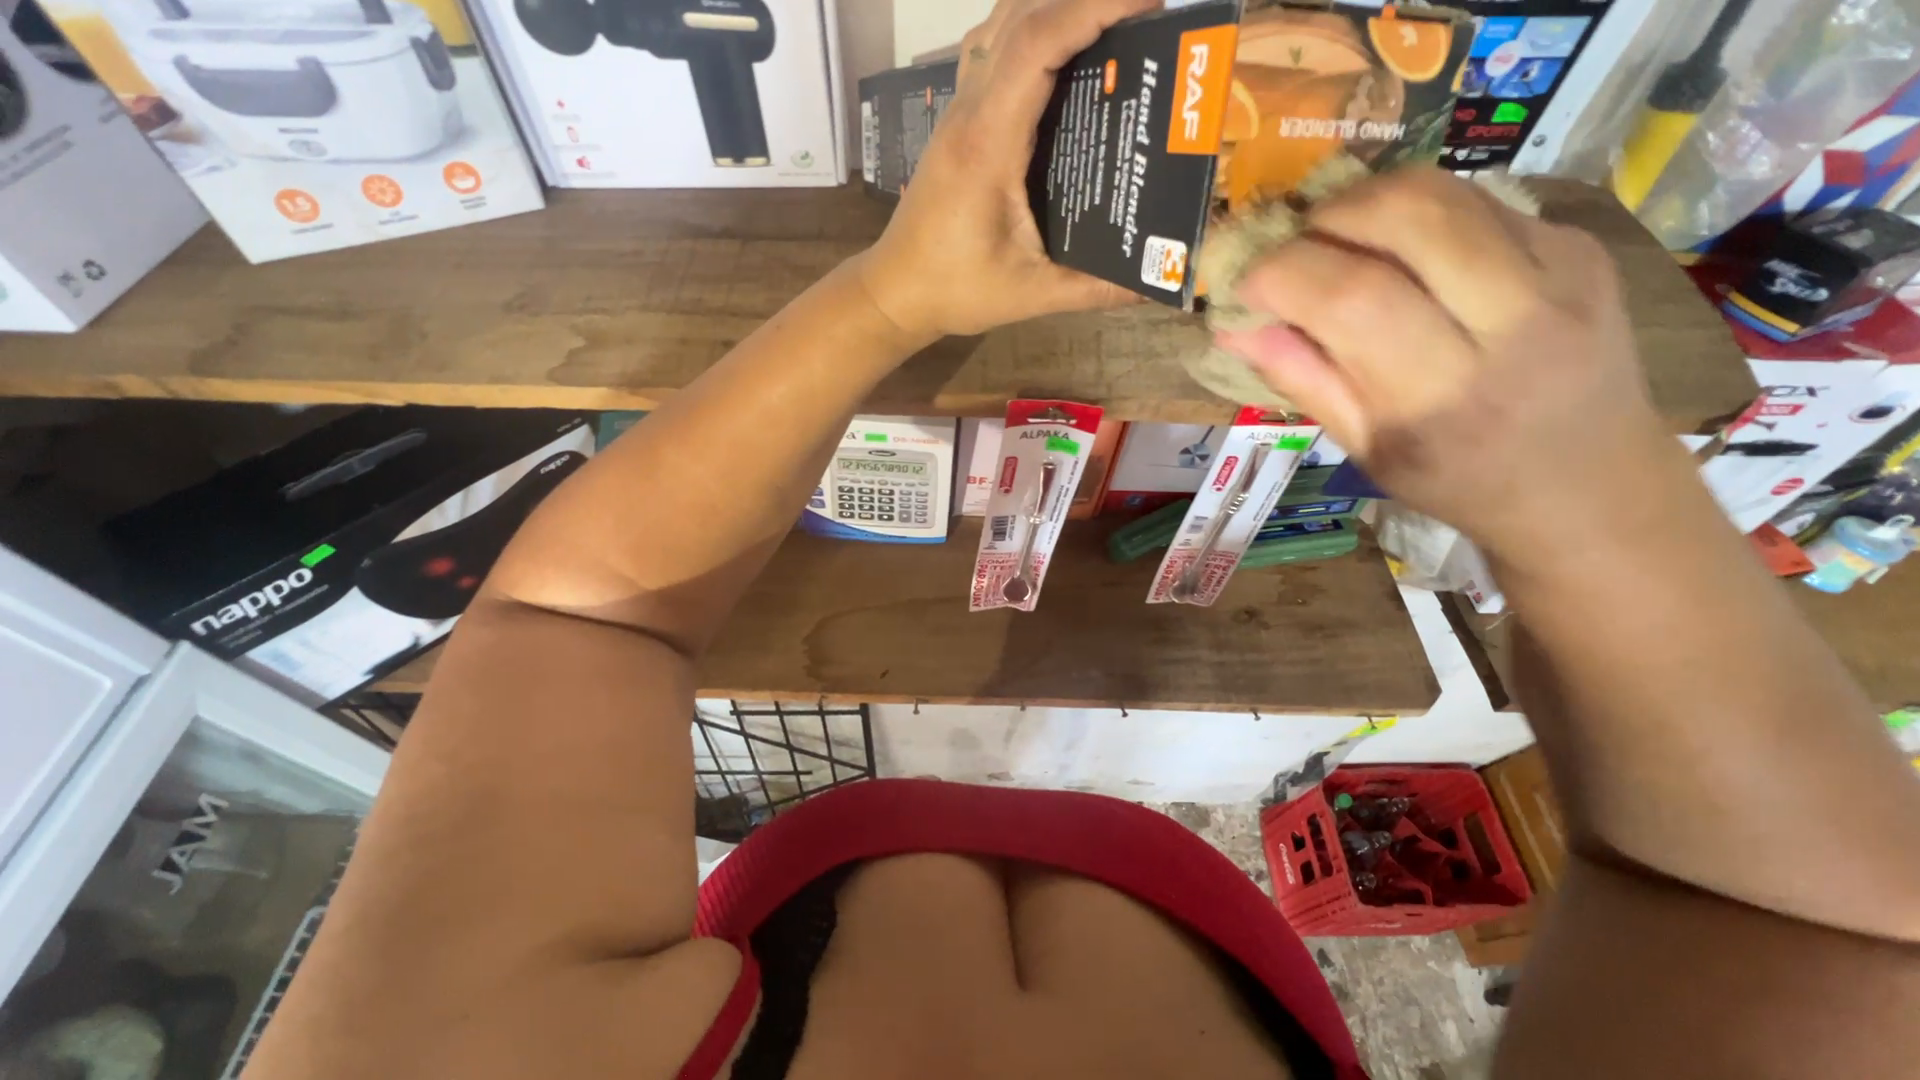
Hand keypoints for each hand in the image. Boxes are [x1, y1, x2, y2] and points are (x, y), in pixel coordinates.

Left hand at [855, 0, 1155, 341]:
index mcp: (988, 144)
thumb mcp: (1033, 294)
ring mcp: (958, 109)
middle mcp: (970, 112)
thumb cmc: (956, 290)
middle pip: (1022, 16)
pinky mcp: (958, 118)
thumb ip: (1099, 288)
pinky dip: (1030, 28)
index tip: (1151, 2)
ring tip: (1110, 23)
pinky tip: (1062, 49)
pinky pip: (992, 47)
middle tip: (1147, 14)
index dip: (1093, 7)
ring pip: (1001, 23)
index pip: (1035, 46)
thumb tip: (1164, 282)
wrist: (897, 290)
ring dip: (1054, 5)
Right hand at [1216, 168, 1693, 560]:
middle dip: (1328, 217)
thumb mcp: (1366, 449)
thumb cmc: (1460, 480)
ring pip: (1443, 191)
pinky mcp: (1580, 244)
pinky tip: (1408, 257)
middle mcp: (1512, 321)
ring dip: (1370, 205)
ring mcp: (1559, 270)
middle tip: (1299, 248)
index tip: (1248, 284)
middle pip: (1406, 214)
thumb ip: (1300, 377)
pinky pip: (1477, 200)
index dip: (1281, 274)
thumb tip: (1230, 323)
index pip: (1351, 298)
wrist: (1592, 483)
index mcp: (1444, 395)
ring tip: (1343, 243)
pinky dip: (1419, 217)